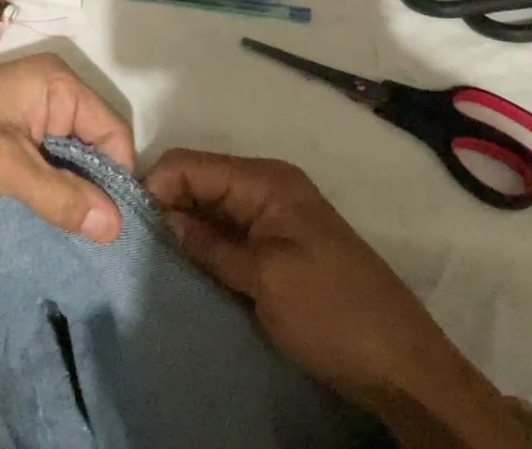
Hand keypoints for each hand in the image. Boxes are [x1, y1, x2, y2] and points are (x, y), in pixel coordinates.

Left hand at [0, 53, 135, 240]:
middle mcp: (49, 92)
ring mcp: (30, 118)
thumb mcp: (6, 167)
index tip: (115, 222)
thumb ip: (61, 195)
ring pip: (72, 161)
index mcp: (54, 81)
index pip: (110, 128)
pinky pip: (49, 168)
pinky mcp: (13, 143)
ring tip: (81, 235)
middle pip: (94, 144)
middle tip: (98, 235)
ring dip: (73, 194)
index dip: (116, 173)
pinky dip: (53, 193)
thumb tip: (115, 227)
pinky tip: (57, 223)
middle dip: (95, 187)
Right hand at [146, 150, 526, 446]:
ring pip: (210, 208)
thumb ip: (208, 244)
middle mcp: (268, 188)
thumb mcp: (262, 278)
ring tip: (155, 256)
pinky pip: (229, 232)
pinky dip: (206, 245)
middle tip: (136, 242)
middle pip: (198, 181)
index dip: (156, 185)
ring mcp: (276, 217)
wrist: (403, 367)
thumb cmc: (332, 312)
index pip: (190, 164)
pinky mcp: (279, 246)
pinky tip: (188, 265)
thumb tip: (163, 218)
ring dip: (185, 227)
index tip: (129, 220)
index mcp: (266, 181)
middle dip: (167, 205)